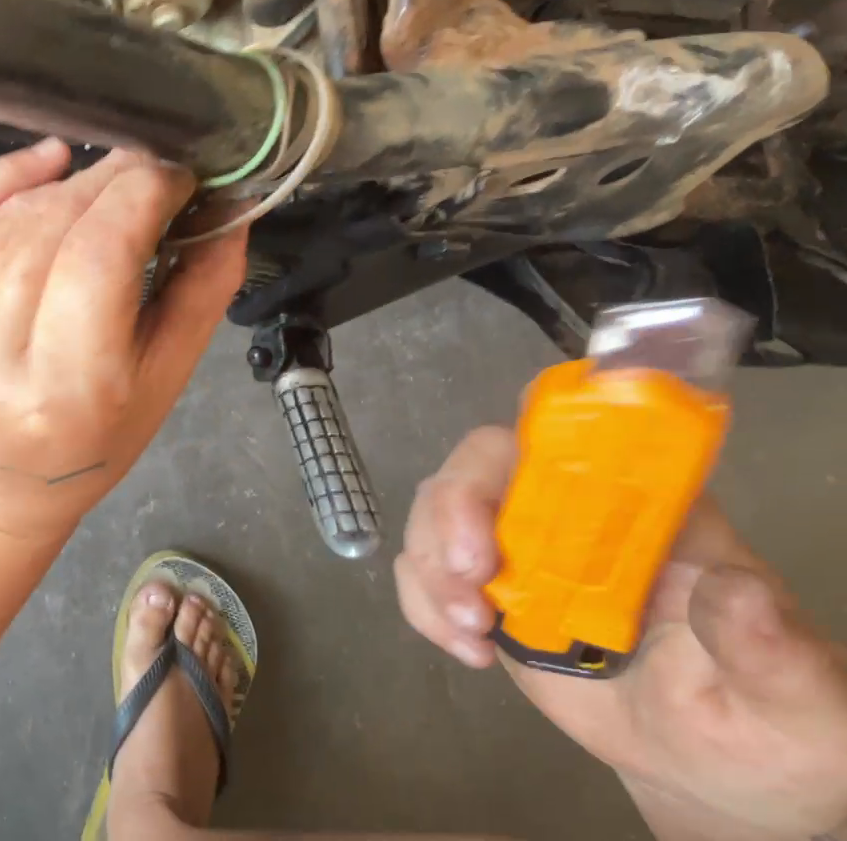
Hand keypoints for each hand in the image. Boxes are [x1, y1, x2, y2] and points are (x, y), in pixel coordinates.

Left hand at [0, 138, 248, 540]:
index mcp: (67, 384)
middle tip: (148, 168)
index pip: (99, 254)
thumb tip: (227, 208)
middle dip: (108, 181)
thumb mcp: (165, 382)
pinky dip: (3, 179)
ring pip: (7, 218)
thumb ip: (202, 293)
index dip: (141, 195)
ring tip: (106, 180)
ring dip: (65, 184)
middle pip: (50, 228)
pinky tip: (46, 163)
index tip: (176, 175)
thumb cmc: (94, 442)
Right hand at [397, 427, 846, 838]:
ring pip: (435, 511)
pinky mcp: (478, 588)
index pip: (579, 443)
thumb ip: (770, 646)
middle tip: (468, 578)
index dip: (534, 443)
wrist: (704, 768)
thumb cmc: (765, 721)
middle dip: (454, 513)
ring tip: (472, 633)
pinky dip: (421, 604)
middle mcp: (569, 513)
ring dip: (430, 564)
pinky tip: (466, 652)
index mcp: (646, 512)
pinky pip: (417, 569)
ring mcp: (515, 548)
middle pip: (482, 467)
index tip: (510, 491)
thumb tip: (737, 590)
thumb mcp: (794, 695)